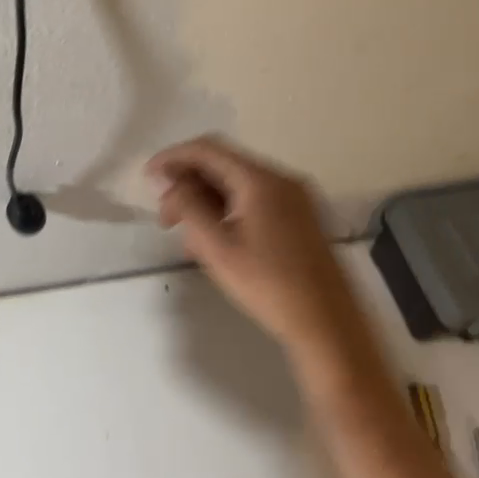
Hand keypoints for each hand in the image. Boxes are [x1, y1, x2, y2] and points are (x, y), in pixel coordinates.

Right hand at [149, 136, 361, 358]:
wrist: (330, 328)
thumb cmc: (270, 286)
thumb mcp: (217, 247)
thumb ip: (187, 206)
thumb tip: (166, 181)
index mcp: (261, 180)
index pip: (206, 149)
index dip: (171, 158)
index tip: (148, 178)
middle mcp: (281, 179)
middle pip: (222, 163)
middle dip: (187, 183)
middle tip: (165, 216)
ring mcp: (295, 198)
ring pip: (237, 183)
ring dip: (205, 198)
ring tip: (185, 233)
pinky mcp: (300, 217)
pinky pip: (253, 199)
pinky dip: (226, 208)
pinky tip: (213, 238)